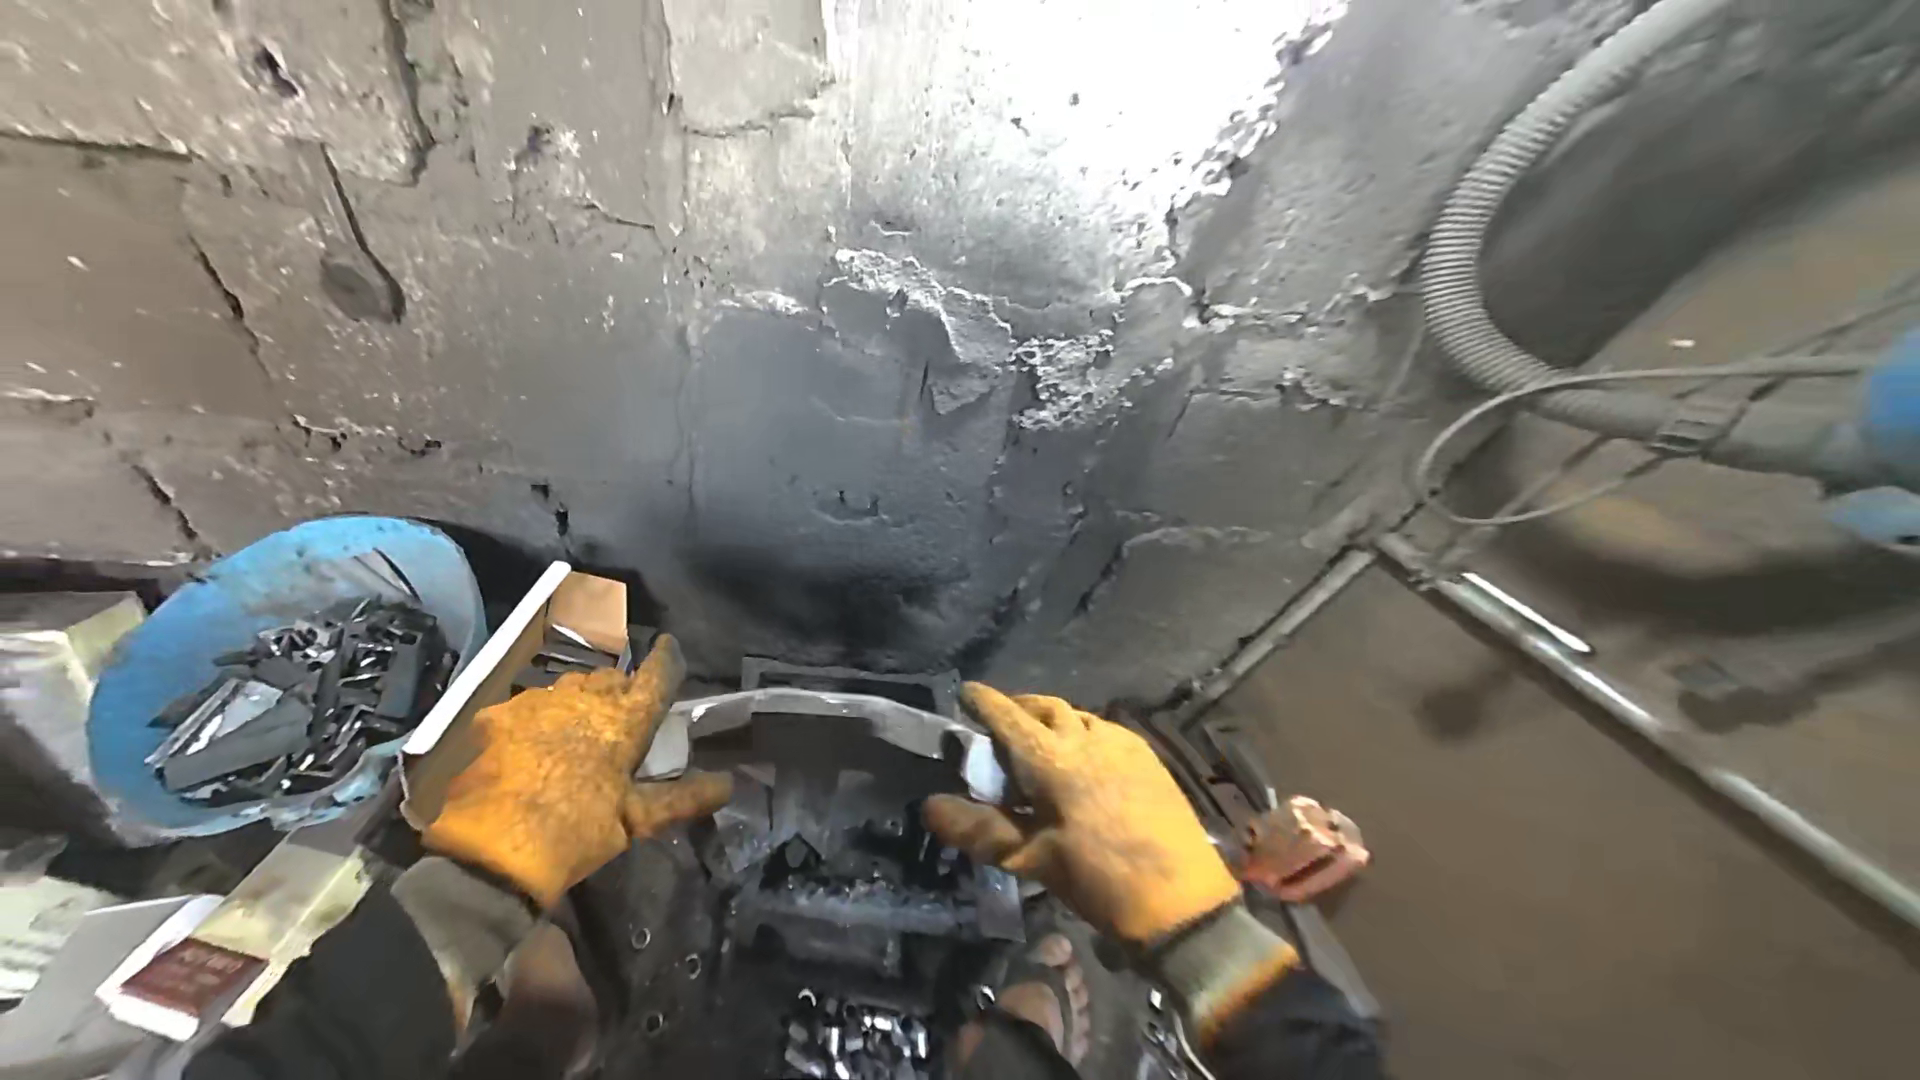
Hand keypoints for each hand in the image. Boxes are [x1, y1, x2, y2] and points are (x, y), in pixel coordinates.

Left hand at [422, 635, 731, 908]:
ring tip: (578, 728)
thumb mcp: (638, 819)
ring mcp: (541, 702)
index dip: (668, 656)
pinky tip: (532, 744)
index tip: (668, 645)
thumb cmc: (578, 831)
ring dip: (582, 699)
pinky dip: (540, 716)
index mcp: (628, 718)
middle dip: (621, 689)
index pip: (659, 672)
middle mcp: (588, 697)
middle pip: (613, 677)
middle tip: (621, 716)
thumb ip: (686, 796)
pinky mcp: (500, 715)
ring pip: (572, 686)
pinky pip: (531, 704)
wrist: (489, 854)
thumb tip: (730, 785)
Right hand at [924, 683, 1240, 943]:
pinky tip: (1086, 758)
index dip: (984, 702)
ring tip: (1044, 741)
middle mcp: (1086, 738)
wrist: (1181, 902)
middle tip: (1003, 721)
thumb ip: (978, 828)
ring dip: (1053, 719)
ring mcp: (1121, 743)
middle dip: (1019, 706)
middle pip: (1044, 706)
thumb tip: (930, 804)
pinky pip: (1104, 729)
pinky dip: (1083, 732)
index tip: (966, 692)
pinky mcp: (1146, 755)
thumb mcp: (1030, 859)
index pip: (1008, 716)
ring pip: (1077, 715)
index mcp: (1053, 760)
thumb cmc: (1097, 880)